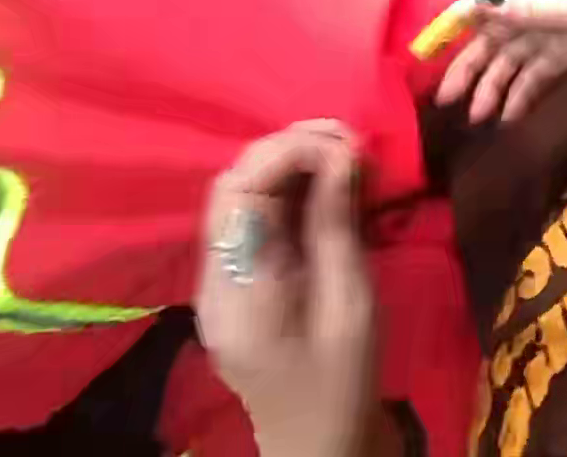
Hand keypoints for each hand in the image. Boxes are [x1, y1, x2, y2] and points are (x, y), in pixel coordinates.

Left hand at [195, 121, 376, 456]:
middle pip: (235, 183)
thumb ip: (336, 224)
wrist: (319, 448)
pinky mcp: (243, 273)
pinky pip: (260, 210)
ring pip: (246, 189)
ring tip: (345, 150)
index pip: (239, 192)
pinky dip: (295, 182)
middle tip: (350, 140)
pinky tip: (331, 176)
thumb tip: (341, 152)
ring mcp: (225, 274)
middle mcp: (216, 275)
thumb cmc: (342, 385)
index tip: (346, 146)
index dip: (289, 152)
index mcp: (236, 291)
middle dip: (291, 146)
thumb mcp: (350, 303)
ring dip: (294, 158)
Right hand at [435, 0, 566, 122]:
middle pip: (494, 38)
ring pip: (513, 61)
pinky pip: (537, 75)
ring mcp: (553, 31)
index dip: (457, 22)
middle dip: (470, 67)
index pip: (485, 1)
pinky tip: (510, 117)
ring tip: (478, 119)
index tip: (431, 49)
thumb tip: (479, 8)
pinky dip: (522, 94)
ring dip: (494, 87)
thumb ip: (526, 10)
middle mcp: (536, 6)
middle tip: (447, 100)